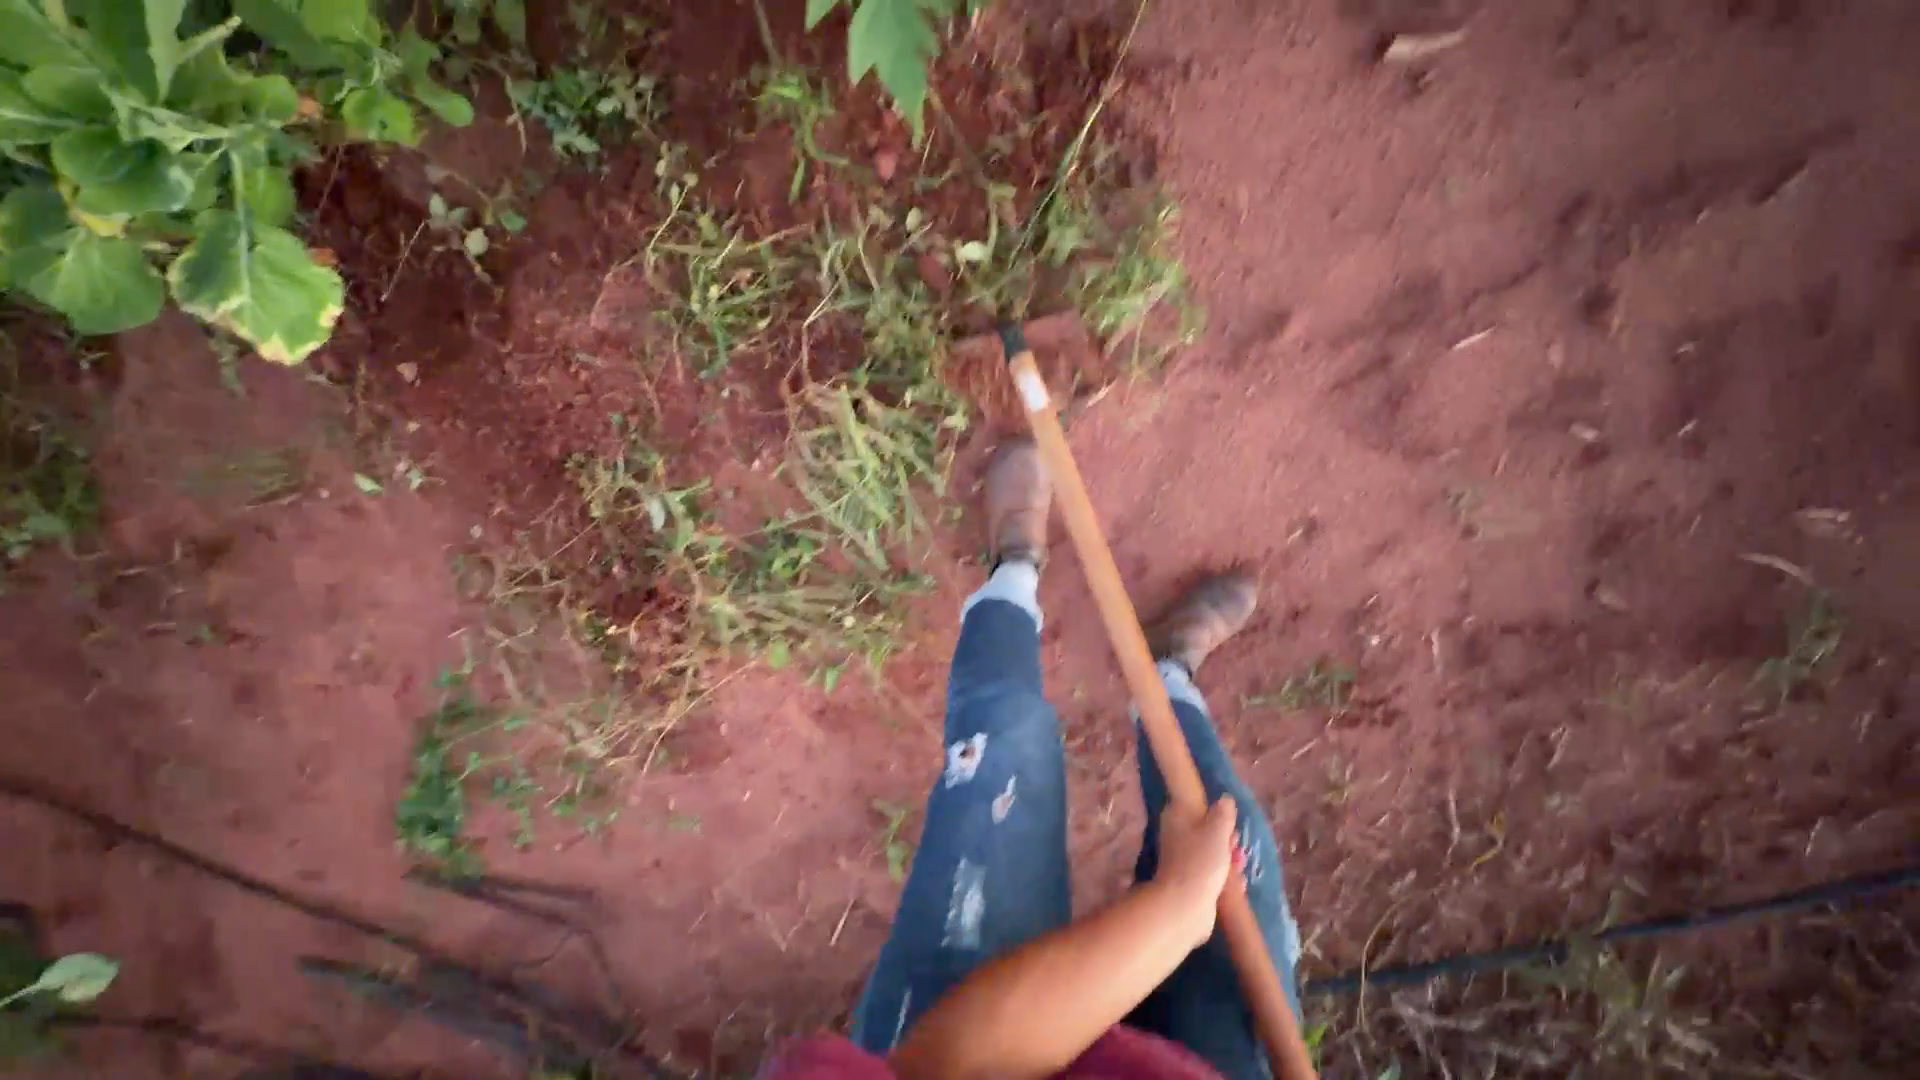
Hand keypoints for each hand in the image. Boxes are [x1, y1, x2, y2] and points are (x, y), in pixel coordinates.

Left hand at [1151, 795, 1242, 948]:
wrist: (1185, 905)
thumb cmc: (1201, 861)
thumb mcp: (1217, 830)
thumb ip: (1223, 813)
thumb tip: (1225, 799)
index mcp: (1176, 816)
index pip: (1195, 804)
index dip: (1214, 812)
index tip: (1229, 822)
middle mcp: (1174, 834)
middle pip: (1204, 829)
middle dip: (1225, 837)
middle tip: (1236, 846)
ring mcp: (1180, 858)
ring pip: (1209, 851)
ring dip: (1228, 857)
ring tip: (1240, 866)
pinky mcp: (1188, 879)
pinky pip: (1210, 871)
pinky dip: (1224, 875)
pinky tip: (1238, 882)